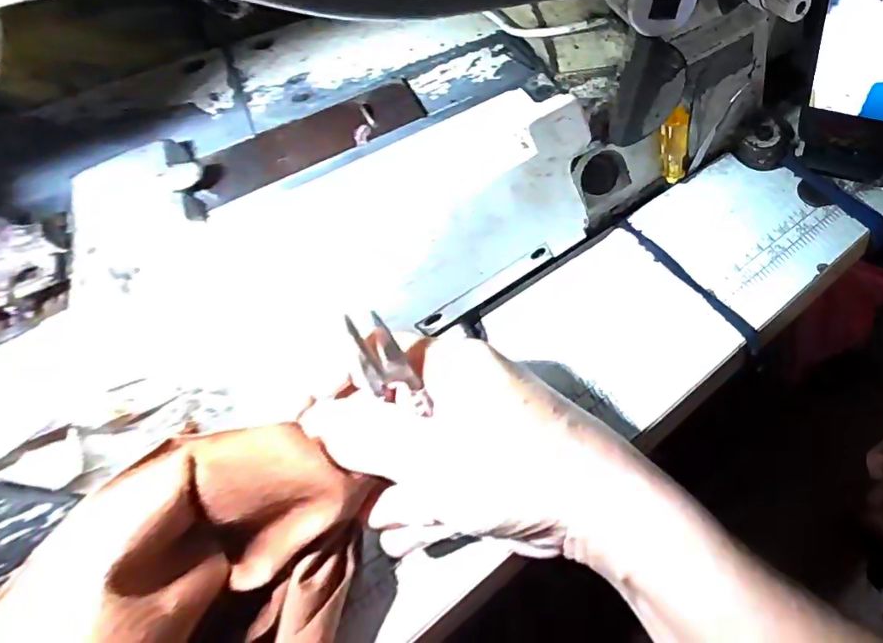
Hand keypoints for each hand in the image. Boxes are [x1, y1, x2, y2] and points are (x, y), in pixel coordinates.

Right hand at [299, 333, 659, 562]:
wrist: (585, 505)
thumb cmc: (514, 466)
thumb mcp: (427, 452)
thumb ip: (363, 433)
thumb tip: (317, 416)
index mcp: (455, 366)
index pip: (377, 357)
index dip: (334, 386)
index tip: (297, 423)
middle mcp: (462, 392)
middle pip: (382, 419)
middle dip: (372, 462)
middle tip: (371, 485)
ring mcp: (470, 433)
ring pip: (400, 464)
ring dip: (403, 497)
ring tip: (429, 508)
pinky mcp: (478, 471)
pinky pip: (428, 490)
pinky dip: (427, 512)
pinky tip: (441, 524)